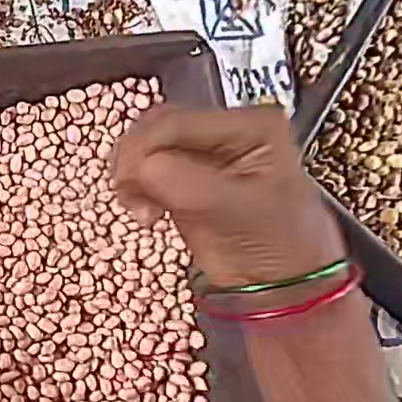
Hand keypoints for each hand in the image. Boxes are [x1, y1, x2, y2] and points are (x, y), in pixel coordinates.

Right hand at [109, 104, 346, 287]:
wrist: (274, 279)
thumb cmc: (270, 244)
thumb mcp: (230, 208)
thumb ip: (182, 180)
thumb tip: (138, 167)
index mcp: (250, 125)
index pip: (175, 122)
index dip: (141, 150)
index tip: (127, 185)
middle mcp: (225, 129)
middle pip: (154, 127)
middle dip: (134, 162)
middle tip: (132, 198)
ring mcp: (202, 151)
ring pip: (143, 145)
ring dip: (131, 176)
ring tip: (144, 209)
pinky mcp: (183, 173)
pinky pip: (143, 167)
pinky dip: (134, 186)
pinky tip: (147, 210)